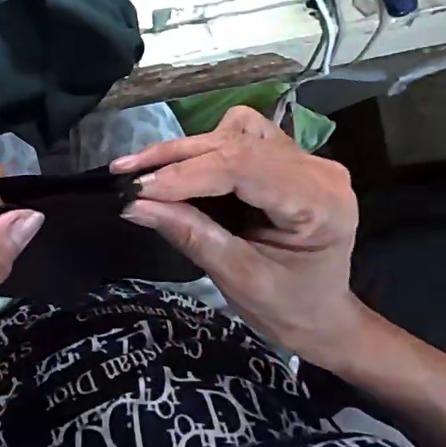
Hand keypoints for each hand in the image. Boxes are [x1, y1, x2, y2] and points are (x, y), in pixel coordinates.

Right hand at [112, 106, 366, 363]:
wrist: (320, 315)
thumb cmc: (287, 307)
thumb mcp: (238, 278)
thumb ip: (191, 235)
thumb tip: (135, 204)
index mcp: (319, 202)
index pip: (242, 168)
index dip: (185, 174)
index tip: (137, 189)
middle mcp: (317, 169)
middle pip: (234, 143)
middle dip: (174, 158)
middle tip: (125, 174)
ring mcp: (304, 157)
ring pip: (233, 131)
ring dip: (185, 150)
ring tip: (146, 170)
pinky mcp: (286, 155)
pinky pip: (239, 134)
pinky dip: (204, 147)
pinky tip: (182, 167)